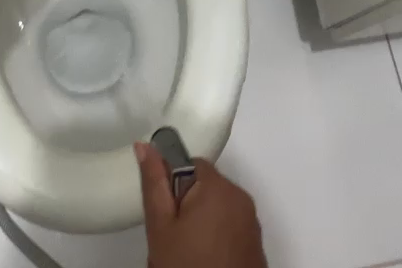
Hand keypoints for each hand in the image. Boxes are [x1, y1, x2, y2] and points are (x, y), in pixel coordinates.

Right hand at [136, 143, 267, 267]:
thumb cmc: (186, 265)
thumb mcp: (161, 226)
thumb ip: (153, 182)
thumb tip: (144, 144)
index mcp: (218, 186)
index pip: (190, 164)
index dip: (173, 186)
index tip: (166, 213)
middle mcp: (241, 197)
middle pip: (206, 186)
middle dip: (187, 205)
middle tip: (172, 236)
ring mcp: (252, 222)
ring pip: (218, 208)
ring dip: (202, 222)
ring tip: (187, 253)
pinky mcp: (256, 244)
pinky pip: (232, 227)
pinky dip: (218, 237)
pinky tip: (205, 260)